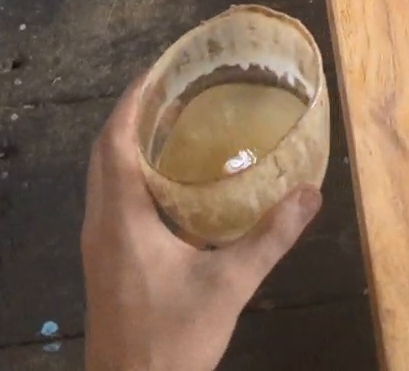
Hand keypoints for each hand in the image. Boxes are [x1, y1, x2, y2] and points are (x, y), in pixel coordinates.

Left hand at [82, 78, 322, 370]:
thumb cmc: (171, 341)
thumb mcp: (227, 287)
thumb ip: (269, 238)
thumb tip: (309, 192)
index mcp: (120, 218)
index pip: (114, 141)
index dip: (133, 99)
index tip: (160, 68)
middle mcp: (101, 222)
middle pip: (105, 151)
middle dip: (134, 113)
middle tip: (174, 86)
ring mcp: (99, 243)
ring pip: (105, 175)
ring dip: (130, 141)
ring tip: (173, 120)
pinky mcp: (105, 260)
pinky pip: (112, 196)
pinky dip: (133, 170)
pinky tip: (171, 178)